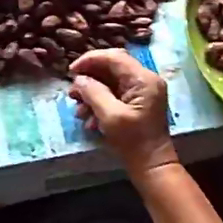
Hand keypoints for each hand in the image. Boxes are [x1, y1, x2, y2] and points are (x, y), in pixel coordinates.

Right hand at [68, 49, 178, 176]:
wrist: (151, 166)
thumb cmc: (133, 141)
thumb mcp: (110, 116)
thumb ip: (93, 93)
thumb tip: (79, 79)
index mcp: (143, 79)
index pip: (114, 57)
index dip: (90, 60)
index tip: (70, 71)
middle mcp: (145, 80)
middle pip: (111, 68)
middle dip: (89, 78)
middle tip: (72, 92)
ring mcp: (142, 91)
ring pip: (110, 81)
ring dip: (91, 93)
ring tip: (79, 110)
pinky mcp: (136, 102)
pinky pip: (114, 94)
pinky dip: (99, 102)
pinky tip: (89, 119)